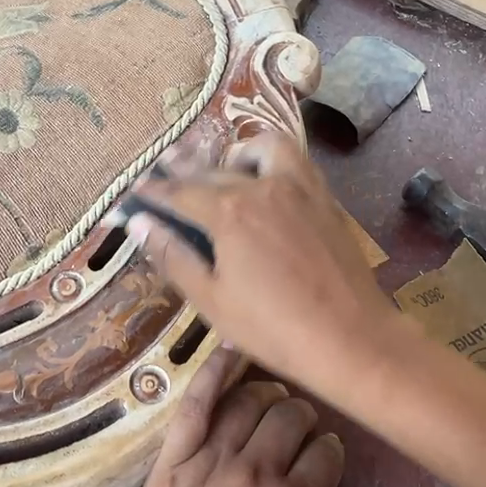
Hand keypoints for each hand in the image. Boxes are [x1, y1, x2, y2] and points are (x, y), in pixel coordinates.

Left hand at [109, 345, 344, 486]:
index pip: (326, 457)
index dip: (330, 451)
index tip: (327, 449)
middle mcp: (254, 474)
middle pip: (290, 419)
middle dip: (303, 416)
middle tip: (301, 420)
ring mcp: (209, 460)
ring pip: (248, 403)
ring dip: (268, 393)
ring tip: (273, 395)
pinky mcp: (171, 458)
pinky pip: (195, 402)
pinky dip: (213, 369)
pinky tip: (230, 349)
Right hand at [118, 133, 400, 390]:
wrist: (351, 339)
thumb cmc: (273, 329)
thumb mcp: (211, 301)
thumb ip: (173, 257)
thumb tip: (139, 224)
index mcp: (227, 213)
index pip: (178, 193)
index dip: (152, 192)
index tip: (134, 192)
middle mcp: (260, 187)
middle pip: (212, 170)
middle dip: (183, 171)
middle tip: (164, 173)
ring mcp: (297, 187)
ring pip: (261, 148)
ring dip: (237, 154)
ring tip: (226, 170)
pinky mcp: (323, 197)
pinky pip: (295, 160)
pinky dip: (273, 160)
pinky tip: (268, 181)